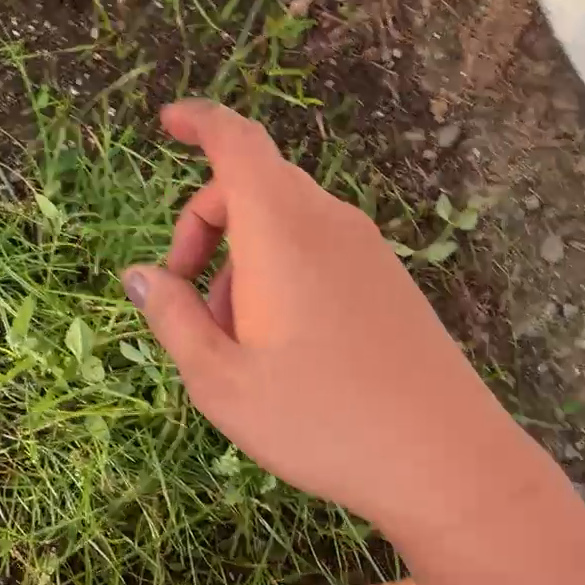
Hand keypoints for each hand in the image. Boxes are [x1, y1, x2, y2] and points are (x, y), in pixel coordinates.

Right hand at [125, 100, 547, 539]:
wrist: (444, 461)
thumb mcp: (219, 380)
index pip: (236, 144)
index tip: (166, 123)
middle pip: (251, 187)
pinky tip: (277, 345)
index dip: (198, 123)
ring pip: (281, 223)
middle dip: (202, 228)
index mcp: (282, 232)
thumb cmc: (318, 419)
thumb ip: (172, 318)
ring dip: (237, 262)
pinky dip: (275, 274)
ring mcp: (365, 250)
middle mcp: (328, 224)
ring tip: (232, 342)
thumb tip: (141, 275)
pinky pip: (314, 249)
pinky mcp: (385, 280)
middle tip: (184, 300)